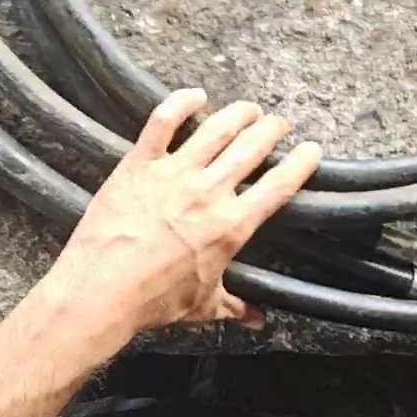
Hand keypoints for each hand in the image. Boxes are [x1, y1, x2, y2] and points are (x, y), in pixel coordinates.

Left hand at [41, 89, 321, 339]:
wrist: (104, 289)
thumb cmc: (156, 300)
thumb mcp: (203, 306)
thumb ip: (235, 306)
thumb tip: (257, 321)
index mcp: (232, 226)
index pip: (278, 186)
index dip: (300, 164)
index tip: (312, 150)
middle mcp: (209, 192)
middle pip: (252, 147)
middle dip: (272, 130)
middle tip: (280, 124)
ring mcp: (174, 173)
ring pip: (216, 128)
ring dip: (238, 114)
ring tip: (249, 109)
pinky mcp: (140, 164)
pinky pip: (163, 121)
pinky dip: (181, 102)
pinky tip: (196, 95)